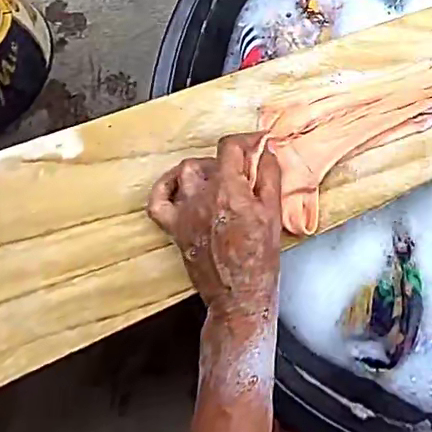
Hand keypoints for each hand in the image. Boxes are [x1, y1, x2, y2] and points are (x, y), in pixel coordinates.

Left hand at [148, 133, 283, 324]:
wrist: (240, 292)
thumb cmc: (260, 254)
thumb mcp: (273, 210)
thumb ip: (269, 175)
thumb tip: (265, 151)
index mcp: (229, 190)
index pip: (230, 147)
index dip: (246, 139)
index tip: (257, 142)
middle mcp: (202, 197)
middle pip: (210, 158)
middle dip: (230, 158)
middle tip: (245, 168)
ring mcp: (185, 213)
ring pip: (185, 172)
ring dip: (204, 167)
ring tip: (219, 176)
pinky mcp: (175, 229)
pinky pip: (158, 201)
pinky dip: (165, 187)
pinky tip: (180, 185)